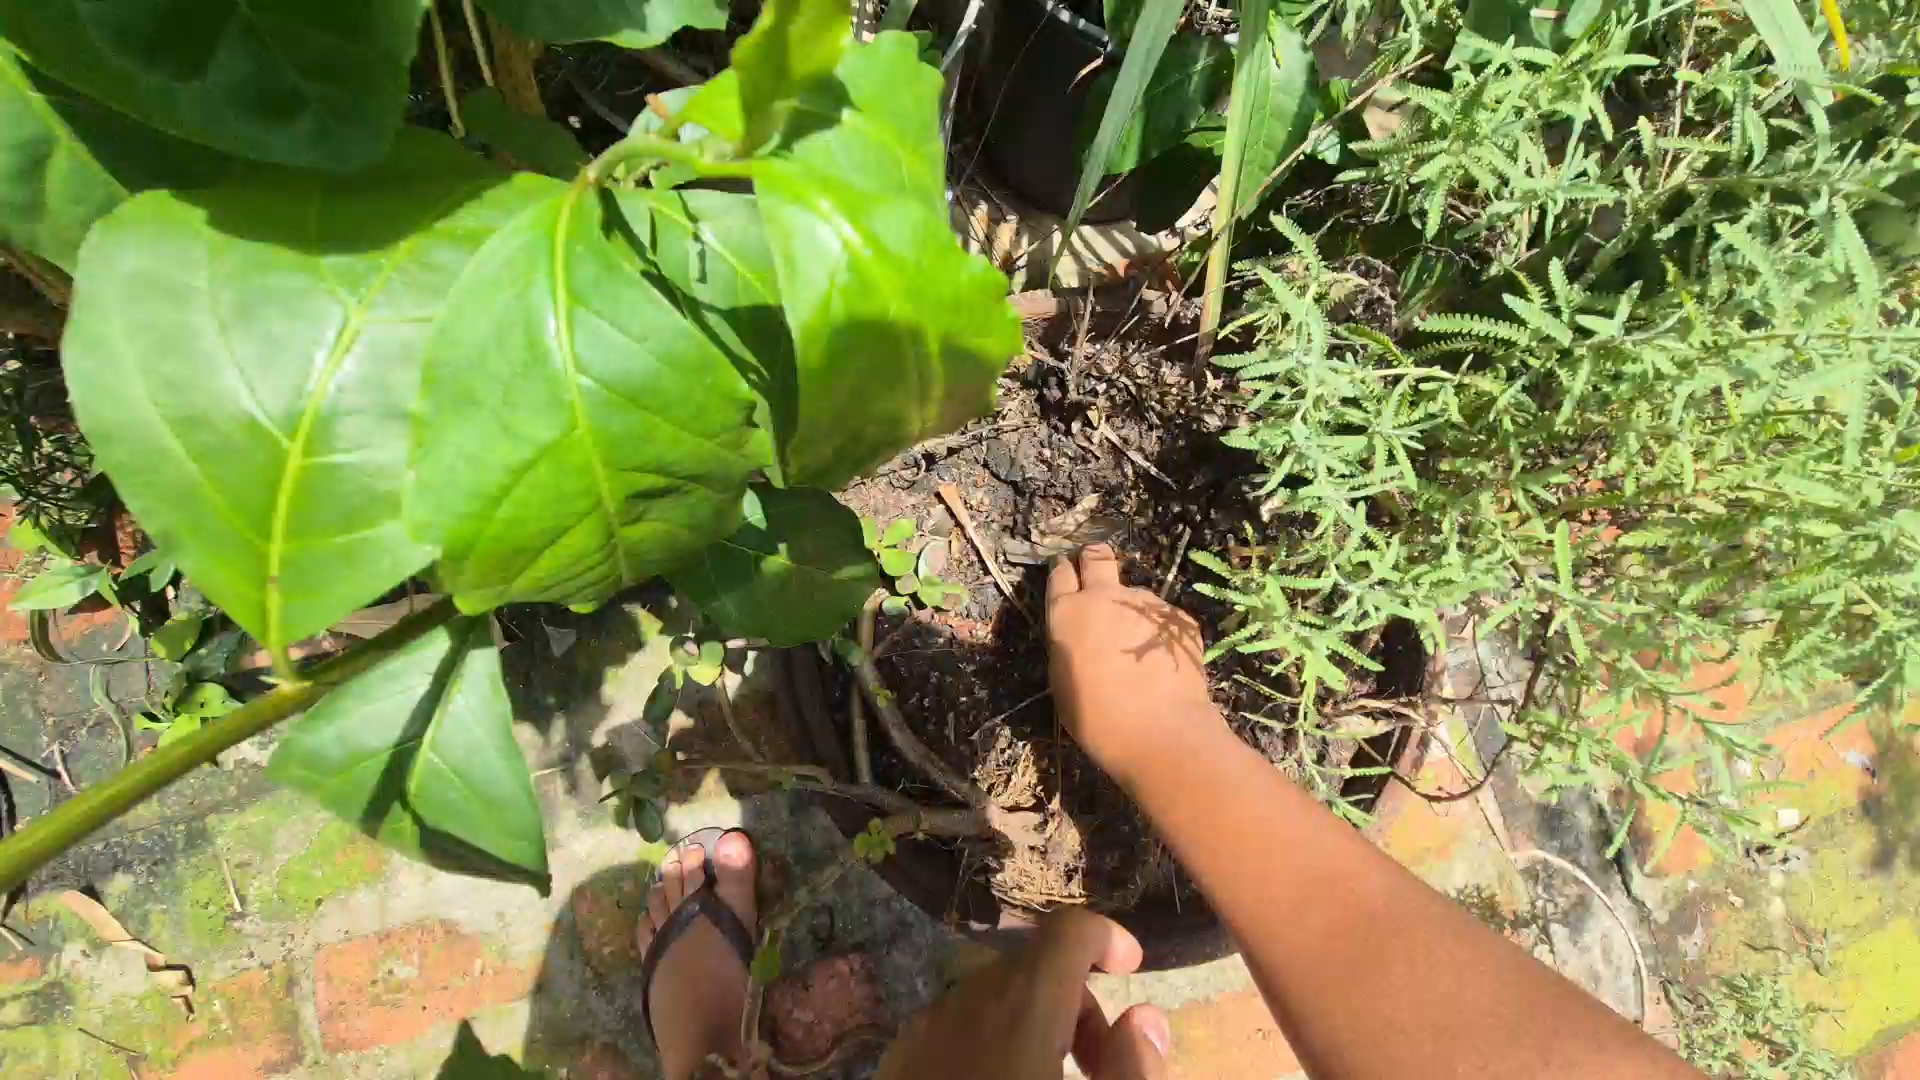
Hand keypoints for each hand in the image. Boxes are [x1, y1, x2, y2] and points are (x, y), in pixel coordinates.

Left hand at [875, 909, 1170, 1079]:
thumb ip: (1134, 1073)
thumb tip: (1145, 1018)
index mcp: (1021, 1006)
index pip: (1068, 931)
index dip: (1107, 938)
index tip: (1134, 971)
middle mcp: (969, 999)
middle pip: (1036, 966)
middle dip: (1080, 1001)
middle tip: (1102, 1070)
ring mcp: (927, 1029)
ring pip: (996, 996)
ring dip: (1038, 1023)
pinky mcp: (900, 1060)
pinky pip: (960, 1026)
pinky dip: (994, 1040)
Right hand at [1046, 543, 1220, 781]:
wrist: (1159, 731)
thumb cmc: (1096, 716)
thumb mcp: (1063, 680)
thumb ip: (1069, 645)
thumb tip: (1082, 635)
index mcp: (1067, 612)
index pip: (1060, 573)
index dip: (1062, 571)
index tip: (1065, 572)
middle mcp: (1104, 597)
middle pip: (1096, 557)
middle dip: (1093, 557)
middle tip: (1094, 568)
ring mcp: (1144, 602)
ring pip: (1134, 593)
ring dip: (1131, 608)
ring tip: (1138, 647)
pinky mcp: (1178, 616)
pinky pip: (1162, 617)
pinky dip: (1159, 632)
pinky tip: (1163, 662)